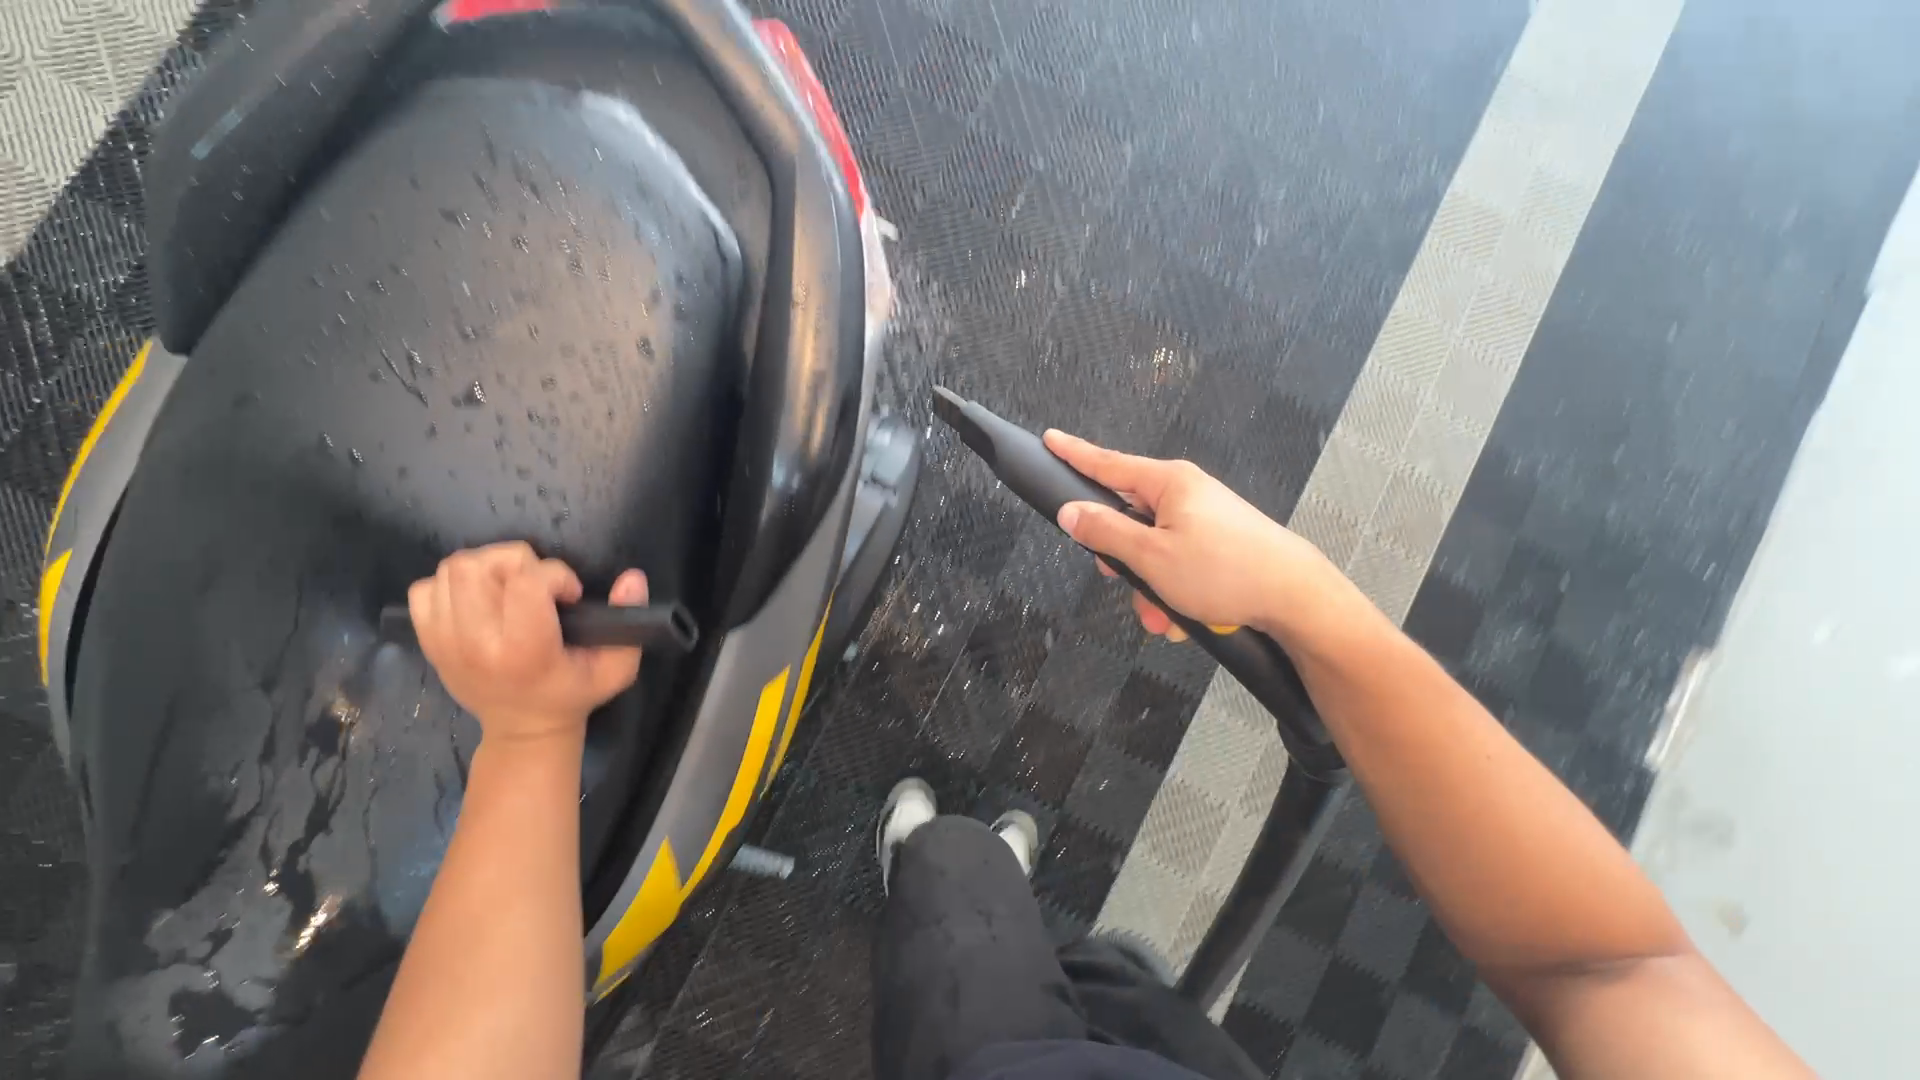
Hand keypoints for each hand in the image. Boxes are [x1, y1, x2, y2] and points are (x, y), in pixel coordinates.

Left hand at [407, 542, 647, 743]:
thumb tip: (633, 577)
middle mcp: (477, 643)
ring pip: (452, 570)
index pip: (526, 582)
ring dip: (487, 569)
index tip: (568, 595)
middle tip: (535, 587)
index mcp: (524, 650)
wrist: (523, 730)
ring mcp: (446, 642)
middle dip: (515, 562)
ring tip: (509, 590)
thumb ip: (629, 620)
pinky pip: (425, 589)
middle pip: (479, 566)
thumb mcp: (618, 666)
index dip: (555, 574)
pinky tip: (479, 601)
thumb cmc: (574, 694)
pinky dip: (452, 585)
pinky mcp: (429, 641)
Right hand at [1044, 431, 1351, 645]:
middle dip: (1122, 560)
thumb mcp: (1151, 556)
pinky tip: (1185, 618)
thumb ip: (1105, 532)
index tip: (1051, 440)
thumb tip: (1071, 512)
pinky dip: (1175, 593)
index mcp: (1169, 483)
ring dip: (1151, 587)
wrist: (1297, 599)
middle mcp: (1187, 495)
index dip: (1074, 454)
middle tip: (1122, 581)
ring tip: (1165, 617)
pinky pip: (1180, 565)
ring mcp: (1205, 520)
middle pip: (1128, 518)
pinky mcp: (1219, 545)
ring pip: (1154, 551)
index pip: (1108, 463)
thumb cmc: (1226, 571)